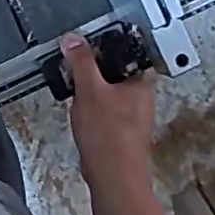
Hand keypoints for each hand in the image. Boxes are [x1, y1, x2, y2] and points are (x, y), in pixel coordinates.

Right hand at [59, 32, 155, 184]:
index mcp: (142, 82)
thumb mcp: (89, 89)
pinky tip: (78, 108)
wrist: (113, 175)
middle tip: (74, 62)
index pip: (129, 51)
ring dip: (91, 85)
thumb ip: (81, 62)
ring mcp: (132, 114)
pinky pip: (105, 106)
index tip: (86, 40)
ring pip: (110, 89)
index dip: (108, 43)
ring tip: (72, 83)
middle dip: (95, 66)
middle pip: (117, 70)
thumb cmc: (108, 133)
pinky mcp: (120, 129)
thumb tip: (72, 38)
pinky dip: (91, 103)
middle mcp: (142, 97)